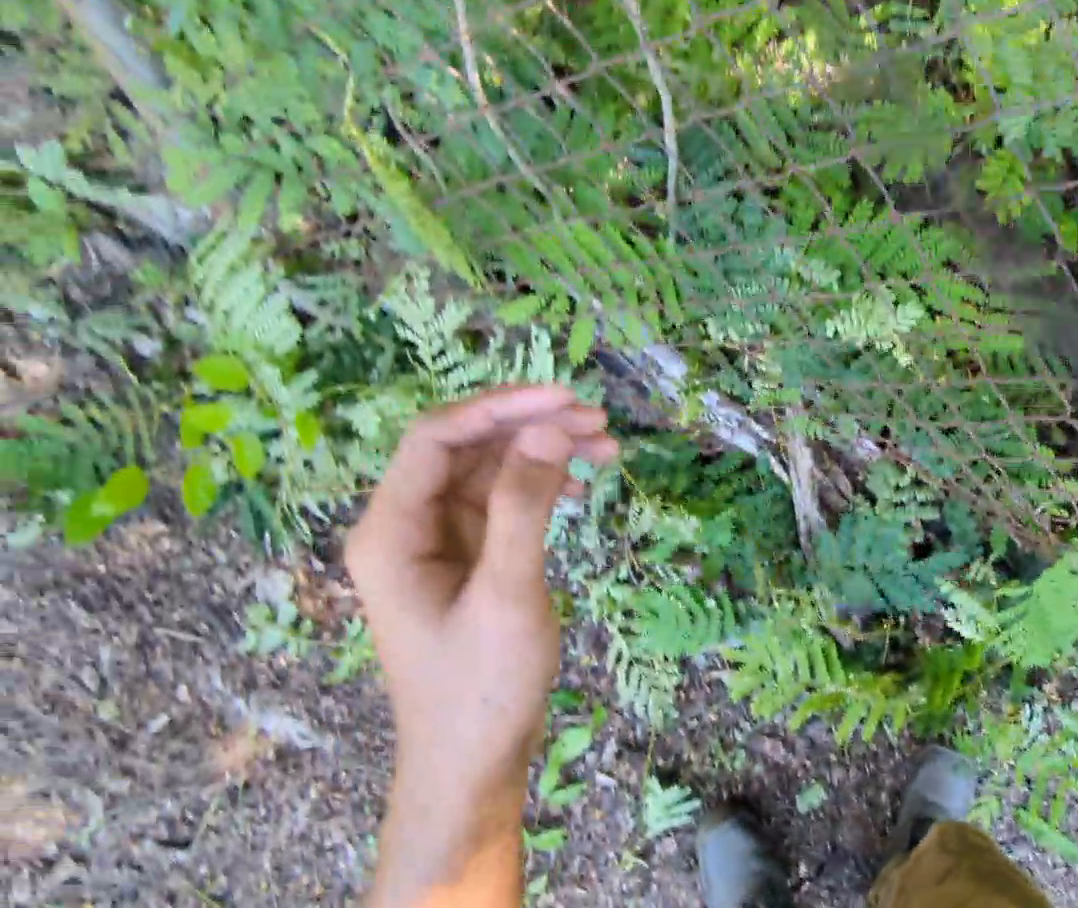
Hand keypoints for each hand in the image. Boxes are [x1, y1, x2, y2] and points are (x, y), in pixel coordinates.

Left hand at [344, 385, 616, 906]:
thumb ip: (525, 507)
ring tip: (608, 447)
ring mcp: (440, 541)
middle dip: (531, 426)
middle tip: (600, 423)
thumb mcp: (507, 592)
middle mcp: (408, 526)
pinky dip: (546, 485)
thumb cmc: (482, 683)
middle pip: (467, 447)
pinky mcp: (471, 557)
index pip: (436, 439)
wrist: (475, 758)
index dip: (500, 408)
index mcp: (391, 531)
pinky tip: (584, 488)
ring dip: (546, 451)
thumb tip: (549, 429)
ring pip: (492, 470)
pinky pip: (506, 500)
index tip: (566, 399)